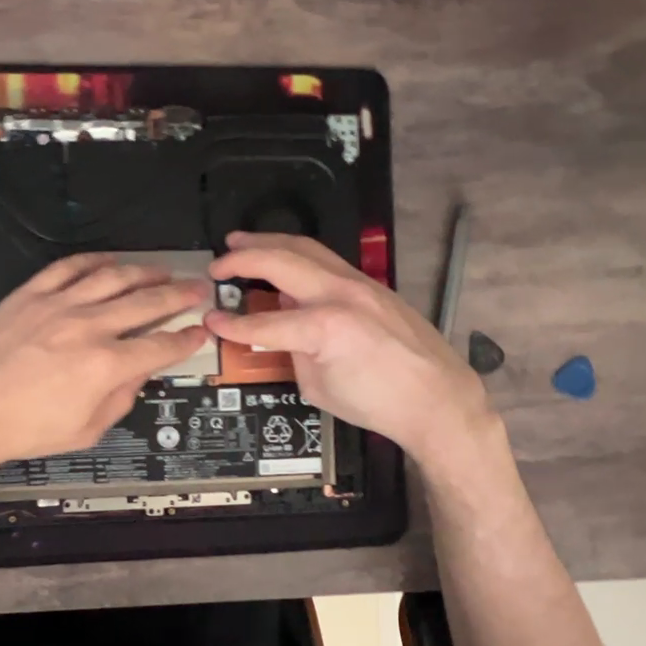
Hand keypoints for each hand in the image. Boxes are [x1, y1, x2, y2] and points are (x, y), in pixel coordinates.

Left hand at [0, 253, 209, 476]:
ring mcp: (57, 306)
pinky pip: (69, 267)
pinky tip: (110, 261)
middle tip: (197, 289)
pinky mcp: (29, 295)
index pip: (160, 345)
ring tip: (162, 270)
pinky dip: (94, 260)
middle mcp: (87, 328)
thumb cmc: (25, 429)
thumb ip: (121, 397)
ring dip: (144, 271)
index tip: (199, 332)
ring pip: (113, 277)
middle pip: (147, 301)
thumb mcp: (86, 430)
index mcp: (105, 366)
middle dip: (180, 295)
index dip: (186, 339)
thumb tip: (139, 373)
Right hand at [203, 232, 494, 460]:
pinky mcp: (373, 285)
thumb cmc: (379, 402)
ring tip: (240, 242)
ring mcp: (361, 284)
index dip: (231, 326)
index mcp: (325, 328)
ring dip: (269, 243)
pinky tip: (283, 263)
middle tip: (218, 264)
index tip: (210, 321)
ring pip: (306, 249)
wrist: (435, 397)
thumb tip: (280, 334)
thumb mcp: (318, 387)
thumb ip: (293, 353)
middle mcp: (342, 295)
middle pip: (281, 260)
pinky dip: (297, 257)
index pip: (263, 323)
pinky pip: (327, 261)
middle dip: (242, 258)